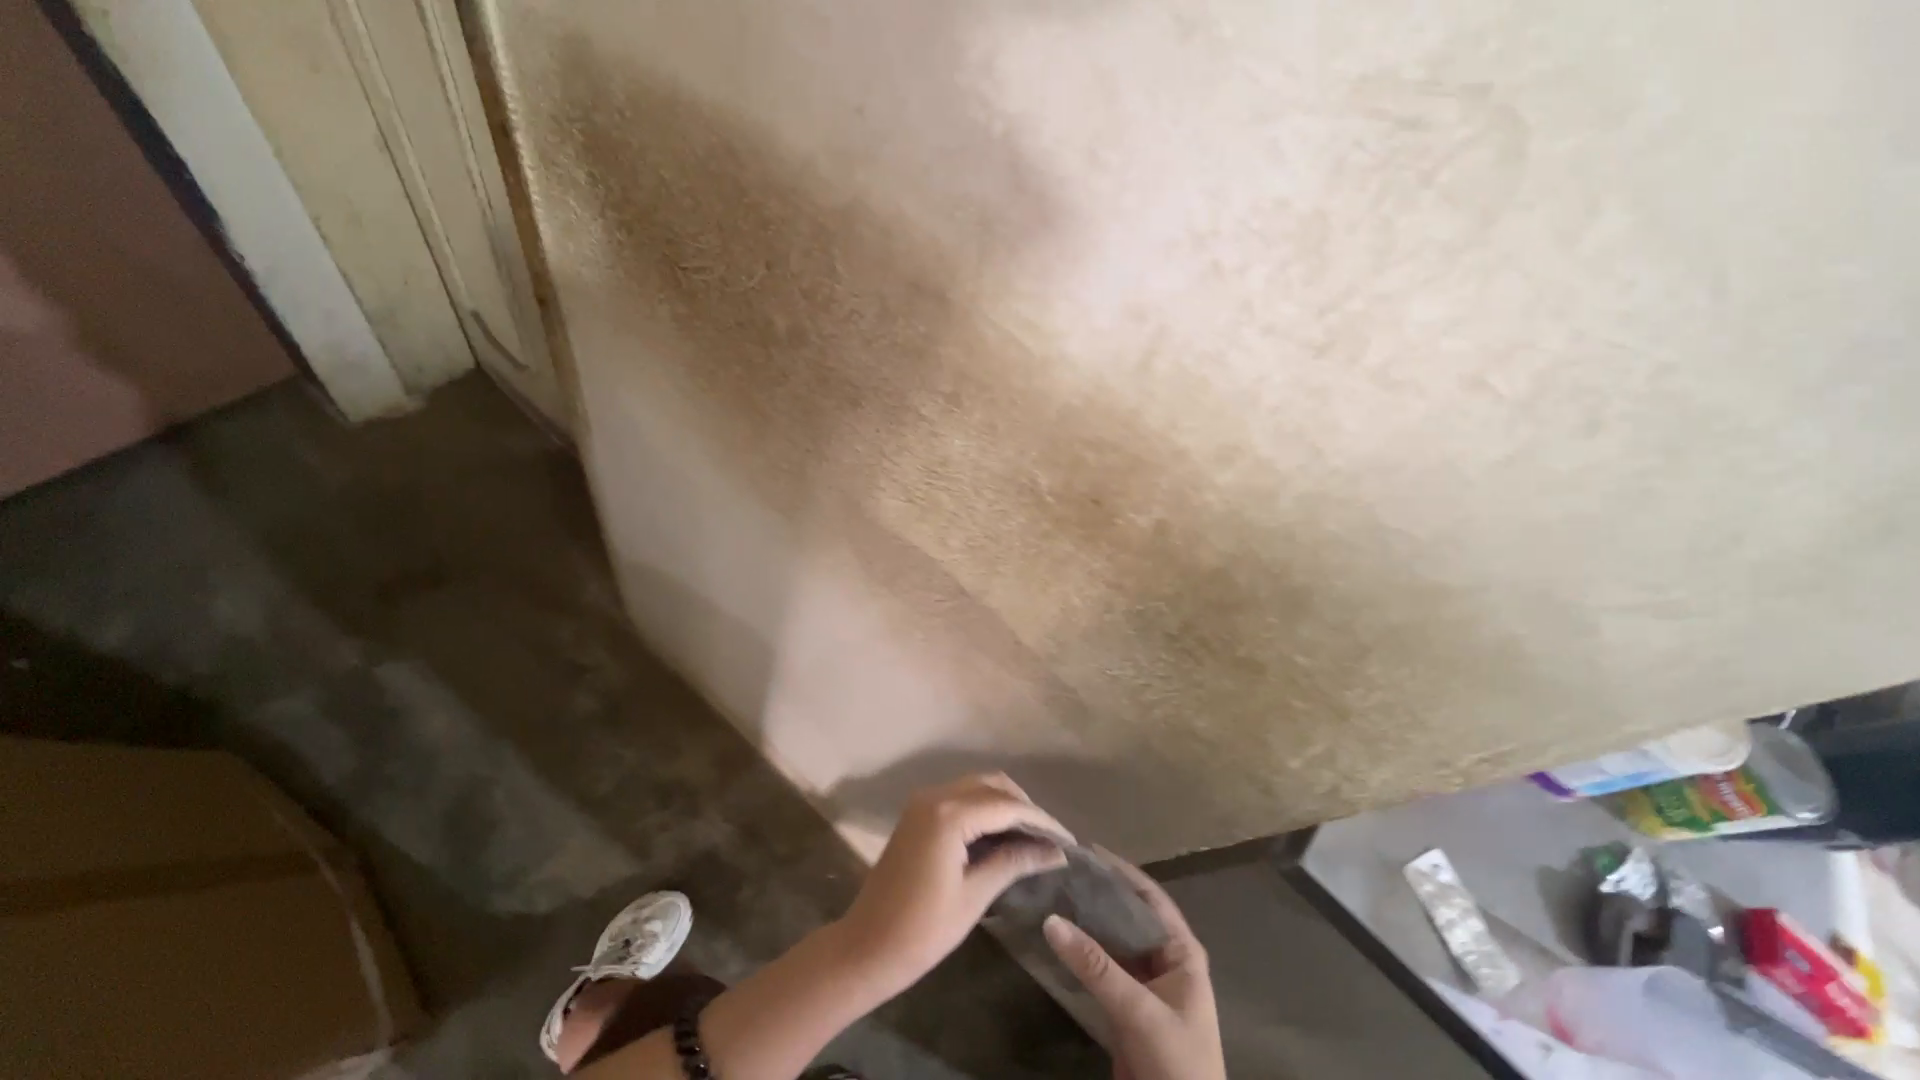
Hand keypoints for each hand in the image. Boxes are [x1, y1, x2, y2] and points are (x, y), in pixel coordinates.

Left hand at [834, 773, 1072, 997]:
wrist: (867, 948)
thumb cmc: (922, 929)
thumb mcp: (975, 895)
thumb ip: (1015, 862)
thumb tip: (1056, 852)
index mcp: (948, 815)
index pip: (1007, 806)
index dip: (1042, 821)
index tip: (1070, 842)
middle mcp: (934, 797)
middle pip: (992, 786)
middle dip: (1025, 808)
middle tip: (1051, 840)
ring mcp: (921, 805)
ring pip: (976, 789)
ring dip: (1005, 807)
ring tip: (1034, 840)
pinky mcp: (916, 818)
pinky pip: (960, 801)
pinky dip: (985, 812)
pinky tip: (1003, 838)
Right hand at [1043, 853, 1224, 1079]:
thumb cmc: (1177, 1062)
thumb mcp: (1138, 1010)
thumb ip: (1096, 967)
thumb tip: (1051, 919)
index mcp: (1182, 952)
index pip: (1149, 897)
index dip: (1119, 872)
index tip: (1084, 850)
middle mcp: (1165, 959)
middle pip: (1127, 916)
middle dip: (1096, 894)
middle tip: (1057, 871)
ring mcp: (1145, 984)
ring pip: (1112, 943)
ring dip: (1086, 923)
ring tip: (1049, 895)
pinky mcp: (1126, 1007)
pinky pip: (1102, 970)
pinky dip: (1081, 954)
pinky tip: (1055, 939)